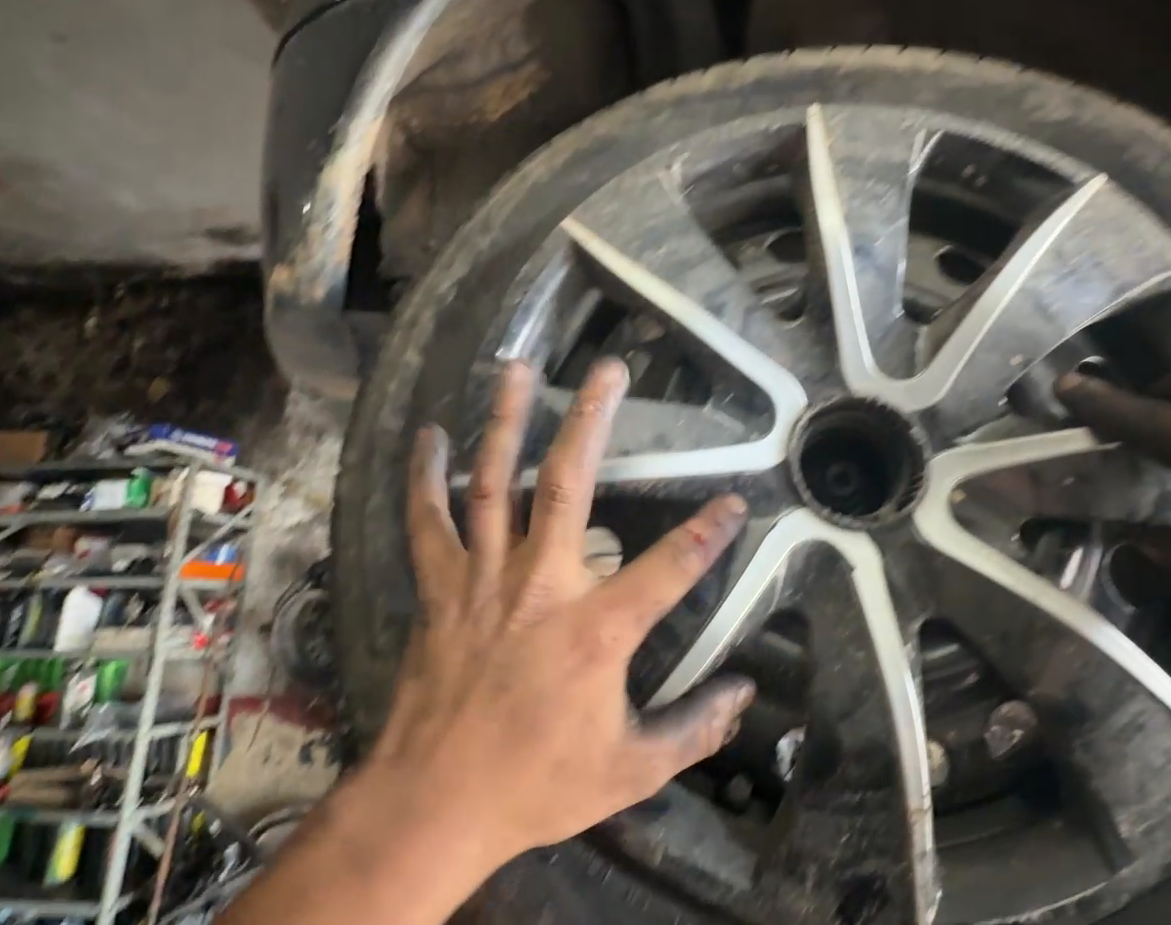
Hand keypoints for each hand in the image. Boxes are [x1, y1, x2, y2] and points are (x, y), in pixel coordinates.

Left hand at [363, 357, 755, 864]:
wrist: (435, 803)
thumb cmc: (536, 786)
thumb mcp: (631, 772)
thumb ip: (694, 729)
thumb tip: (744, 694)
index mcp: (596, 629)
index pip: (670, 567)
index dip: (708, 532)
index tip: (735, 502)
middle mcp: (540, 584)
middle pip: (569, 484)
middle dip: (592, 420)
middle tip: (608, 370)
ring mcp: (483, 579)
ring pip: (494, 482)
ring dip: (507, 420)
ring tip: (516, 367)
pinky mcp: (438, 588)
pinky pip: (427, 520)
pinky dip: (426, 476)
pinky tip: (429, 435)